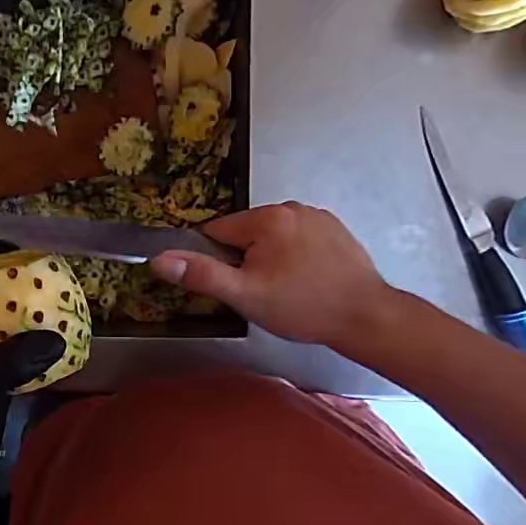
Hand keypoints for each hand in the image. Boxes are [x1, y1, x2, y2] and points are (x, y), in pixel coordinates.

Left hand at [0, 246, 66, 511]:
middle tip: (47, 267)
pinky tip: (59, 340)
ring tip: (59, 296)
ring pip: (2, 326)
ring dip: (25, 312)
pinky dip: (34, 343)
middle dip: (11, 281)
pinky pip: (16, 353)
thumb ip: (13, 359)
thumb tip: (57, 336)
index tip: (11, 240)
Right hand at [150, 203, 398, 346]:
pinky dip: (294, 257)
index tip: (235, 284)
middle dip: (244, 260)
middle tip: (261, 292)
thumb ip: (201, 274)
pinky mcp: (334, 230)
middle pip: (244, 233)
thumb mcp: (245, 295)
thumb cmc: (302, 306)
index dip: (217, 260)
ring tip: (286, 290)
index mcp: (266, 218)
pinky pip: (297, 239)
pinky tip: (305, 281)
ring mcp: (316, 216)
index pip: (217, 231)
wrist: (365, 316)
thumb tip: (160, 259)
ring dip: (268, 258)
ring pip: (271, 237)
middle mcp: (291, 207)